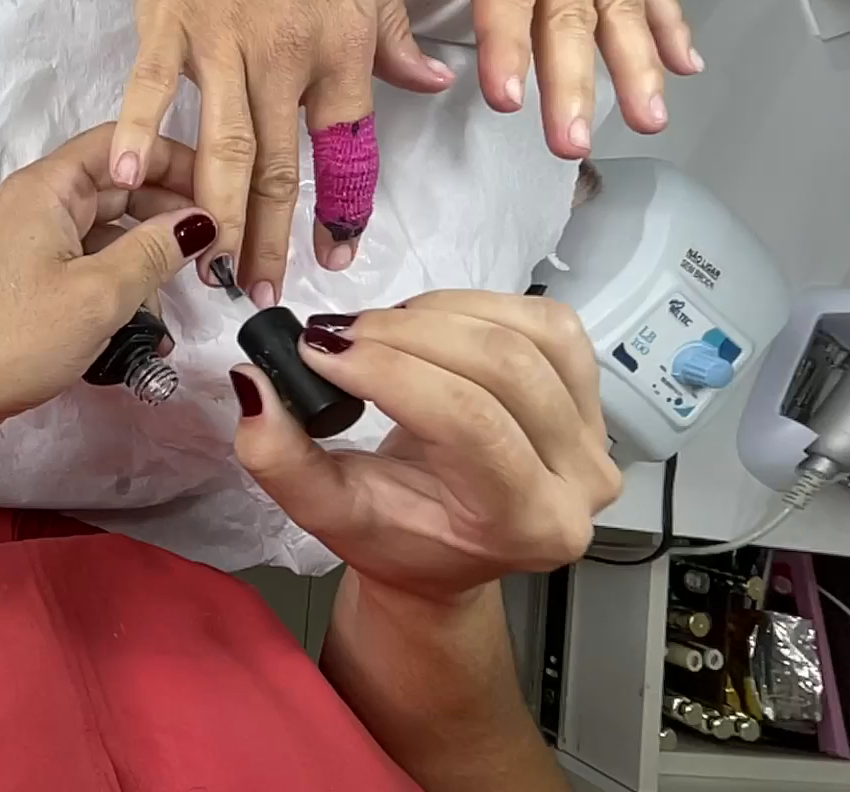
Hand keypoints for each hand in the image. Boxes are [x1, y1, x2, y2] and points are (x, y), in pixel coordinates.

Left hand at [0, 126, 213, 491]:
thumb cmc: (15, 336)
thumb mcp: (98, 294)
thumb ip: (154, 251)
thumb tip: (201, 221)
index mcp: (48, 186)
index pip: (123, 142)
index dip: (177, 158)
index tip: (224, 190)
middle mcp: (38, 201)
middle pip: (119, 185)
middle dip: (171, 211)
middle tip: (220, 246)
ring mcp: (32, 240)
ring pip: (106, 228)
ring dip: (148, 253)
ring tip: (192, 285)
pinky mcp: (30, 276)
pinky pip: (86, 261)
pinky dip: (119, 280)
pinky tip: (148, 318)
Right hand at [111, 0, 454, 307]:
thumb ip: (395, 30)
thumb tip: (432, 87)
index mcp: (344, 40)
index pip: (345, 147)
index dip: (340, 210)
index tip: (335, 258)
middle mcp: (288, 54)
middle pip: (280, 166)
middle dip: (272, 237)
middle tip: (262, 292)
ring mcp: (222, 41)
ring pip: (222, 146)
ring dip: (217, 215)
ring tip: (210, 269)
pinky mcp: (166, 20)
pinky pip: (150, 88)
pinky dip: (133, 133)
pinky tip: (122, 181)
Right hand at [231, 291, 622, 604]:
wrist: (445, 544)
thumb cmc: (385, 534)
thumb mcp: (317, 507)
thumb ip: (276, 454)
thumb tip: (253, 381)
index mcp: (519, 522)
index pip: (467, 420)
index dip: (385, 369)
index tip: (314, 350)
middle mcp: (579, 482)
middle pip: (503, 365)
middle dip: (402, 332)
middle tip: (334, 335)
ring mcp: (597, 437)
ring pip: (530, 335)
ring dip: (437, 313)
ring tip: (376, 329)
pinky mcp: (591, 398)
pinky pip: (549, 325)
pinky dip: (476, 306)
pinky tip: (427, 323)